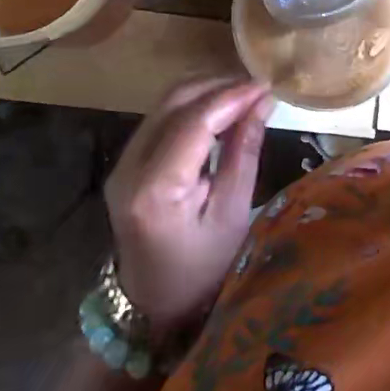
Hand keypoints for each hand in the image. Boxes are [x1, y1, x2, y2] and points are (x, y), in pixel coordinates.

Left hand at [104, 76, 273, 335]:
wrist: (154, 305)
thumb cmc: (202, 269)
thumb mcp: (232, 214)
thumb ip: (243, 153)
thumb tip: (262, 103)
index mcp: (155, 189)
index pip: (194, 122)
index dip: (232, 96)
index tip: (267, 85)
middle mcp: (129, 168)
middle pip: (173, 103)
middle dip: (218, 87)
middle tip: (259, 87)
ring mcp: (122, 164)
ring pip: (164, 105)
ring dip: (205, 92)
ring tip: (245, 95)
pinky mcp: (126, 164)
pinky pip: (160, 119)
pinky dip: (193, 107)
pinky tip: (221, 111)